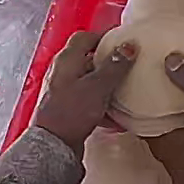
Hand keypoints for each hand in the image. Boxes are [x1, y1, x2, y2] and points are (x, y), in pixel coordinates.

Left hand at [34, 31, 134, 150]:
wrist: (54, 146)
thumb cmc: (72, 112)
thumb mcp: (98, 86)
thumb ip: (114, 66)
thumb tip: (129, 46)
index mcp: (66, 60)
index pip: (84, 37)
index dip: (103, 37)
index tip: (122, 42)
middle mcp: (62, 73)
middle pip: (87, 59)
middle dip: (108, 62)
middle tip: (128, 65)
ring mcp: (63, 92)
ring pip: (89, 81)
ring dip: (106, 84)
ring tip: (125, 89)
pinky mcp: (67, 110)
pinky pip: (88, 101)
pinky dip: (102, 104)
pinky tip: (116, 115)